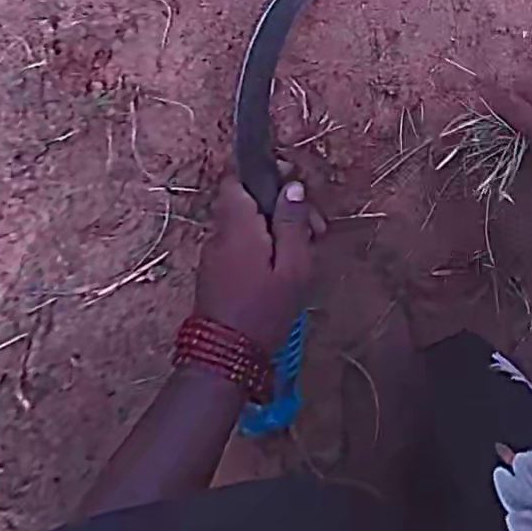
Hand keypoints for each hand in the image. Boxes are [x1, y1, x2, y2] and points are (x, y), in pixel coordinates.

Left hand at [194, 173, 324, 350]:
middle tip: (316, 227)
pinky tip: (288, 262)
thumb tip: (292, 187)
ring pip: (249, 222)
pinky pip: (243, 241)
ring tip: (308, 247)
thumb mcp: (293, 264)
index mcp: (237, 227)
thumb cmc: (265, 308)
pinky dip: (267, 241)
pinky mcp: (217, 271)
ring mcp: (215, 254)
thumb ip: (293, 222)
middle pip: (249, 200)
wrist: (225, 359)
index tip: (292, 178)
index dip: (262, 171)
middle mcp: (220, 235)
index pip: (235, 180)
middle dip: (283, 204)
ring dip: (279, 225)